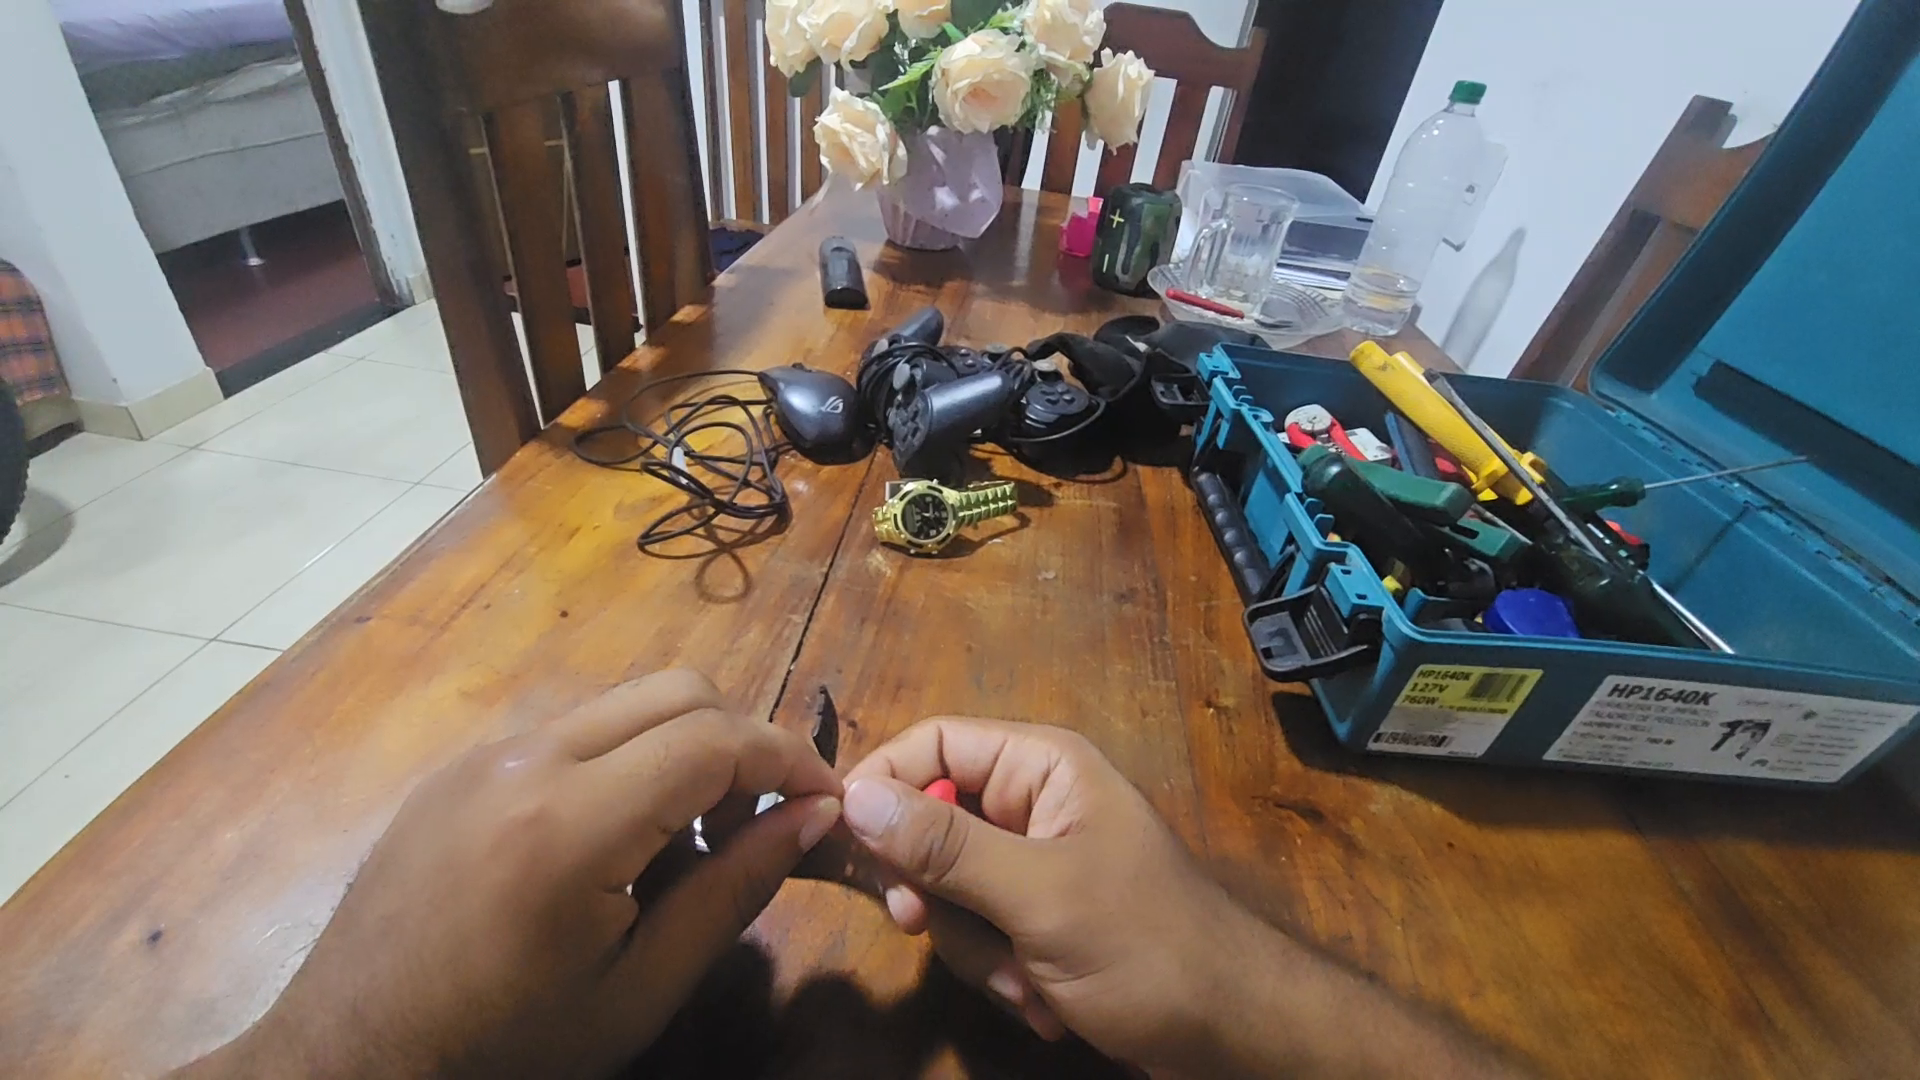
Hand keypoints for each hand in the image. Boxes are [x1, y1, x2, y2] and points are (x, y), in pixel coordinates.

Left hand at [176, 670, 841, 1078]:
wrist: (335, 1075)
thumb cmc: (504, 1055)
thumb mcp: (641, 990)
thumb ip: (737, 888)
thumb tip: (815, 814)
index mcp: (568, 825)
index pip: (714, 742)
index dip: (787, 759)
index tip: (825, 798)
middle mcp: (528, 759)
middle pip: (681, 690)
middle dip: (744, 739)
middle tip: (759, 815)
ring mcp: (490, 751)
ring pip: (634, 699)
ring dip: (691, 743)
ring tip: (690, 831)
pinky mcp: (470, 762)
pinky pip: (585, 726)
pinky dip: (636, 754)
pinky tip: (623, 832)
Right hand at [840, 717, 1245, 1069]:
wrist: (1233, 1037)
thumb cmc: (1146, 946)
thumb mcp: (1040, 896)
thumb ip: (946, 847)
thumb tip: (854, 797)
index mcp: (1039, 766)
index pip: (936, 743)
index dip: (884, 780)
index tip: (844, 839)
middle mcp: (1030, 802)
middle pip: (931, 821)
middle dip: (935, 888)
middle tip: (922, 923)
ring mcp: (1030, 862)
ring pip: (949, 887)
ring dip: (977, 947)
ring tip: (1031, 979)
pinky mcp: (1033, 915)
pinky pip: (977, 929)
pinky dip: (1000, 971)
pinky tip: (1047, 998)